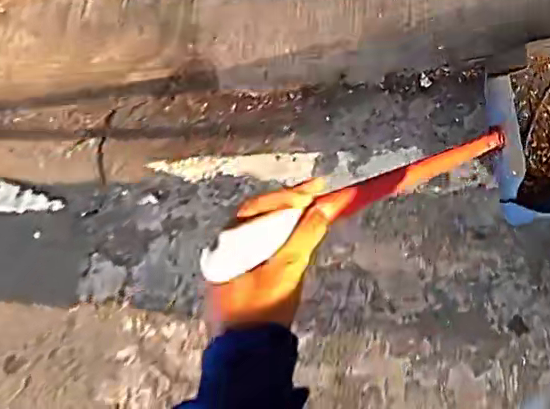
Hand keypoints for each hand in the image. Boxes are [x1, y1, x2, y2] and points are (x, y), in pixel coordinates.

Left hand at [205, 178, 333, 333]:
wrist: (246, 361)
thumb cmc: (261, 312)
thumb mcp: (288, 268)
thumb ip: (306, 234)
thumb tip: (325, 206)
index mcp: (227, 241)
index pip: (262, 205)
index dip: (292, 195)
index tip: (317, 188)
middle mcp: (224, 247)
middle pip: (262, 214)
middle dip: (292, 204)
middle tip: (318, 194)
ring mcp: (230, 263)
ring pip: (263, 229)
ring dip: (289, 219)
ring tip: (313, 210)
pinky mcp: (240, 277)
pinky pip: (262, 244)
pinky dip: (282, 235)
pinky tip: (297, 234)